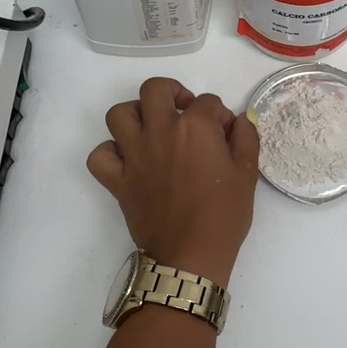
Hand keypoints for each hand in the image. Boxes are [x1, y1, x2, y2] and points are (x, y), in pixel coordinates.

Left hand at [87, 77, 259, 285]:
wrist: (190, 257)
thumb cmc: (224, 215)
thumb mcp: (247, 174)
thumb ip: (245, 138)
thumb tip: (239, 121)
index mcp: (195, 127)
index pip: (208, 102)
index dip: (220, 115)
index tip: (225, 134)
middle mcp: (161, 132)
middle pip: (155, 90)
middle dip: (172, 92)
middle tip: (184, 111)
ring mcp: (134, 155)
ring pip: (119, 114)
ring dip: (136, 114)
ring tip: (152, 127)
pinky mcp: (118, 180)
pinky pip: (99, 156)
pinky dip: (110, 152)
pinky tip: (128, 158)